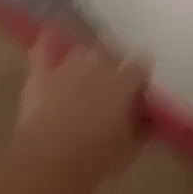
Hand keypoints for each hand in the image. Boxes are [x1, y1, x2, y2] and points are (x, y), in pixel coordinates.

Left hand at [10, 33, 151, 190]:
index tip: (140, 85)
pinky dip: (49, 40)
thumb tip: (151, 118)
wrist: (49, 157)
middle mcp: (98, 63)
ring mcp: (68, 64)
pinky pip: (44, 45)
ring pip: (82, 49)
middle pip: (111, 53)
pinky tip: (51, 35)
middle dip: (113, 65)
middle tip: (111, 85)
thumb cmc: (94, 158)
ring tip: (86, 73)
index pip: (140, 65)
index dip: (140, 74)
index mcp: (124, 81)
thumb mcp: (127, 150)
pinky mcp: (41, 70)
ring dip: (86, 59)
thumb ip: (142, 127)